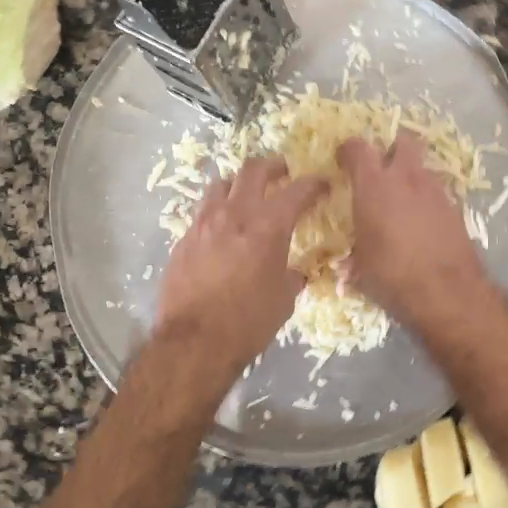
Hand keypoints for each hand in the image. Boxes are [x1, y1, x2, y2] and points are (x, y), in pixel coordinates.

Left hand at [156, 156, 325, 373]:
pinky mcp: (184, 238)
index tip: (322, 185)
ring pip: (222, 184)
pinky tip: (222, 231)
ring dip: (239, 184)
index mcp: (268, 226)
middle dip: (273, 166)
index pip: (297, 190)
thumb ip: (291, 276)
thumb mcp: (284, 299)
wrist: (194, 341)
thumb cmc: (248, 322)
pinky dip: (218, 212)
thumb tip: (294, 272)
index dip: (314, 184)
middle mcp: (235, 214)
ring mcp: (204, 223)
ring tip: (247, 195)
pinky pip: (203, 212)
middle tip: (283, 172)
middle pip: (253, 169)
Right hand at [337, 132, 493, 329]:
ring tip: (403, 202)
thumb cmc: (392, 276)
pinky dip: (428, 201)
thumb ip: (354, 256)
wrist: (448, 292)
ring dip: (411, 177)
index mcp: (374, 186)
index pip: (358, 148)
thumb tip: (347, 266)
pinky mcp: (456, 208)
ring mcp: (435, 191)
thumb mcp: (361, 268)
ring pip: (422, 168)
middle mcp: (406, 179)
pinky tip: (423, 223)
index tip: (343, 160)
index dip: (348, 150)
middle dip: (392, 149)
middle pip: (403, 141)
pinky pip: (437, 193)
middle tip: (382, 169)